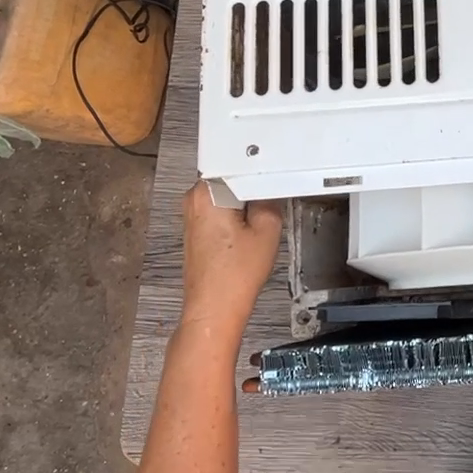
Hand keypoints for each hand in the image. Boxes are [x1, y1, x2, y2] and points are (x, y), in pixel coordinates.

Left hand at [179, 182, 283, 345]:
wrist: (214, 307)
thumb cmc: (234, 275)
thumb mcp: (268, 230)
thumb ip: (271, 200)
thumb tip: (270, 191)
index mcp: (207, 193)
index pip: (239, 165)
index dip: (263, 170)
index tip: (279, 174)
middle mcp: (193, 200)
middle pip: (232, 178)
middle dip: (254, 187)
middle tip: (274, 201)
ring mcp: (193, 215)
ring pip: (228, 195)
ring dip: (246, 202)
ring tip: (261, 220)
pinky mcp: (197, 229)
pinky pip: (222, 210)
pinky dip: (237, 215)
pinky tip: (250, 231)